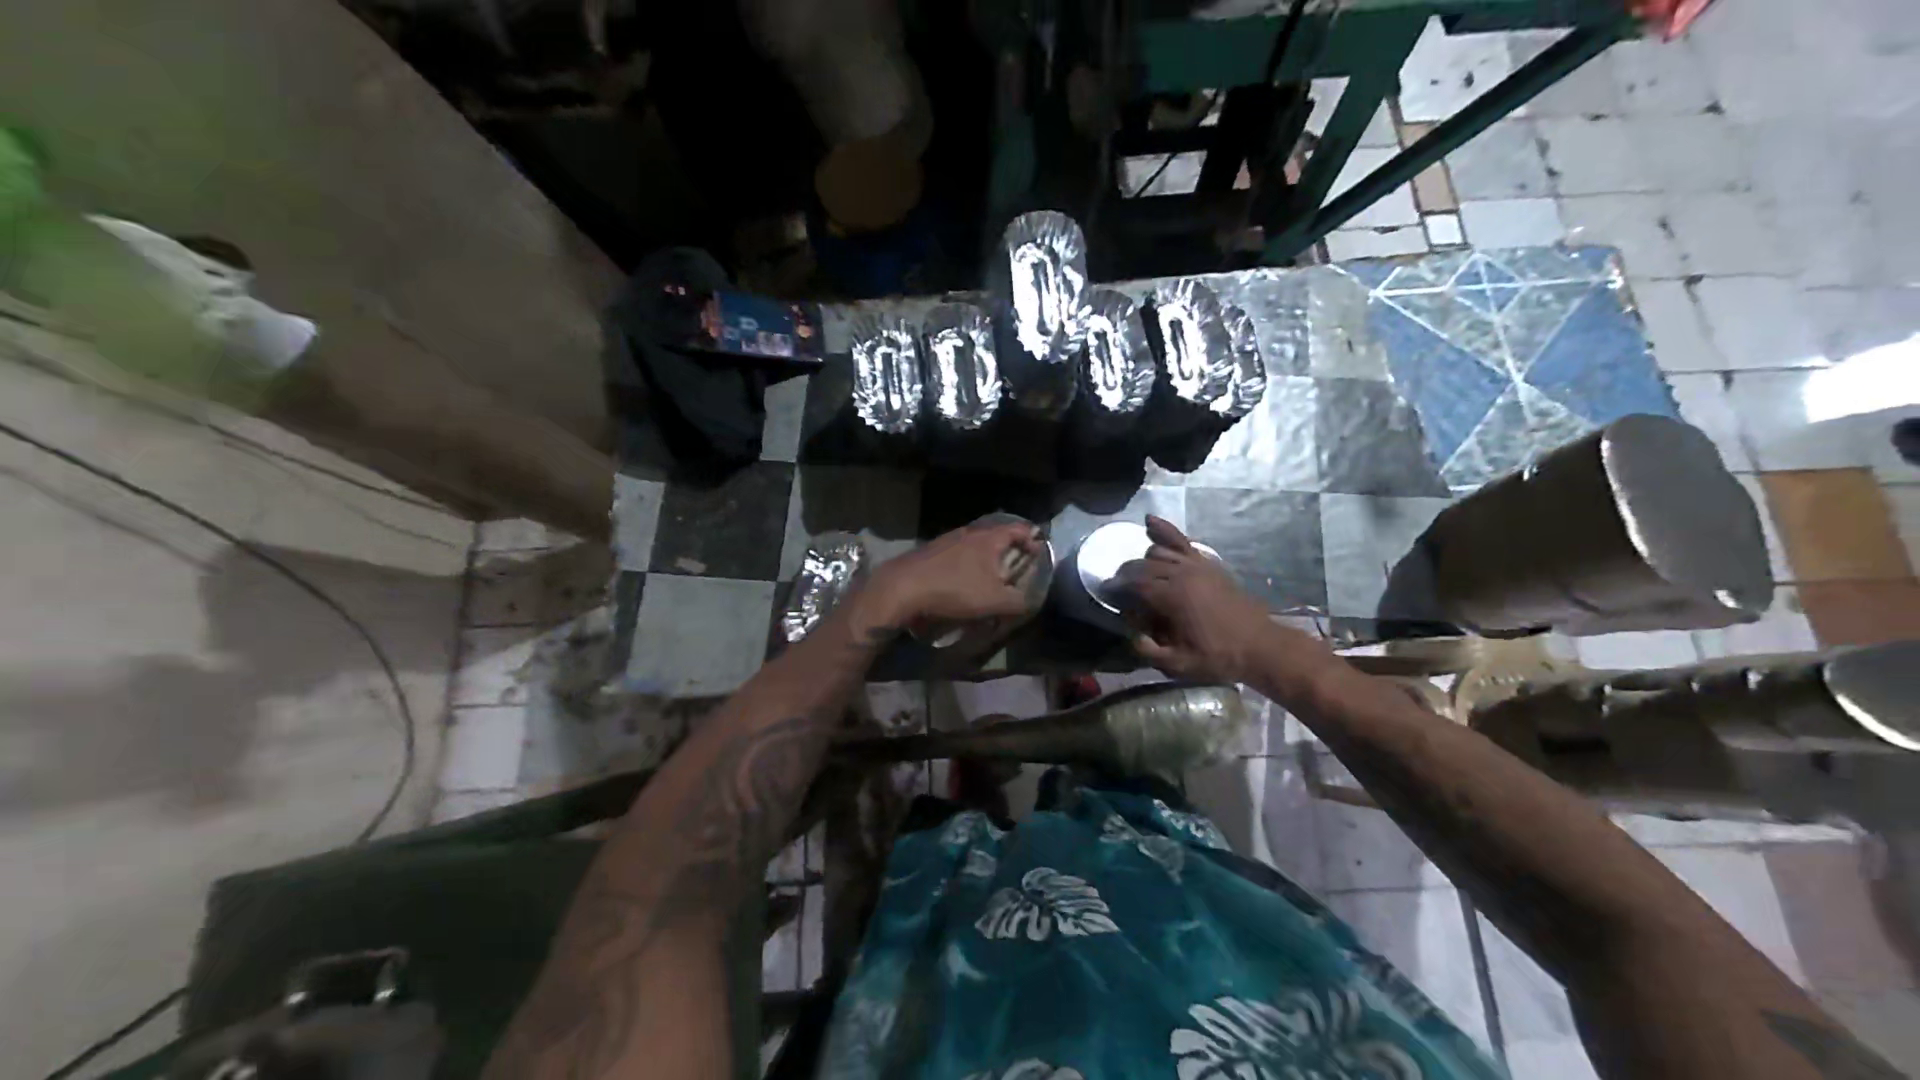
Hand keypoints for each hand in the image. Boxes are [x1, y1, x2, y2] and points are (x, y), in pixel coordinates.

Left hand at [864, 520, 1045, 628]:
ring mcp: (948, 539)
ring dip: (987, 557)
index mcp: (990, 538)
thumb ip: (1019, 600)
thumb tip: (1031, 600)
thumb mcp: (995, 601)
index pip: (1020, 529)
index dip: (1033, 541)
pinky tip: (964, 581)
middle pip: (998, 535)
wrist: (904, 587)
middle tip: (1017, 568)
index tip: (1038, 555)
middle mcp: (970, 532)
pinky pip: (959, 553)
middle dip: (1009, 550)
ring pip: (976, 544)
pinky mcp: (932, 551)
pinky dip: (968, 564)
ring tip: (992, 577)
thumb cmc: (955, 589)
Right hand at [1117, 515, 1295, 683]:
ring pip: (1158, 551)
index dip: (1116, 587)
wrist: (1260, 645)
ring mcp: (1196, 565)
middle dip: (1126, 573)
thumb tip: (1131, 633)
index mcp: (1172, 597)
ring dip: (1143, 560)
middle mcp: (1181, 574)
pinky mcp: (1208, 563)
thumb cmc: (1218, 656)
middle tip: (1118, 585)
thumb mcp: (1179, 664)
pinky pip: (1181, 541)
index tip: (1106, 592)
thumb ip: (1148, 650)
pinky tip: (1149, 522)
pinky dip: (1163, 530)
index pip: (1133, 584)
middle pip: (1142, 565)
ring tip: (1137, 572)